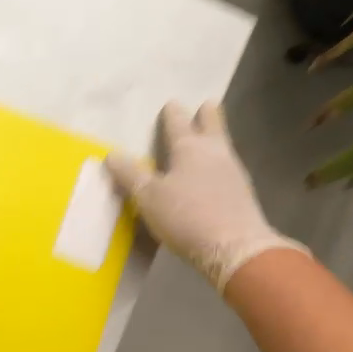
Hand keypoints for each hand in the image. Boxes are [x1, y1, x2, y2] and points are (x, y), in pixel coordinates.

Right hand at [106, 102, 306, 291]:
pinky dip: (219, 161)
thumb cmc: (186, 216)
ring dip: (216, 136)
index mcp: (189, 149)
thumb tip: (111, 154)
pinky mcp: (241, 194)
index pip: (178, 125)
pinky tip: (216, 170)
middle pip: (211, 128)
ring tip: (211, 134)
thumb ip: (129, 174)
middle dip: (208, 116)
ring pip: (223, 146)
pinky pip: (228, 167)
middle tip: (208, 103)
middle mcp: (215, 154)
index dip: (173, 114)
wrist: (235, 248)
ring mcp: (233, 173)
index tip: (172, 103)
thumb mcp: (148, 196)